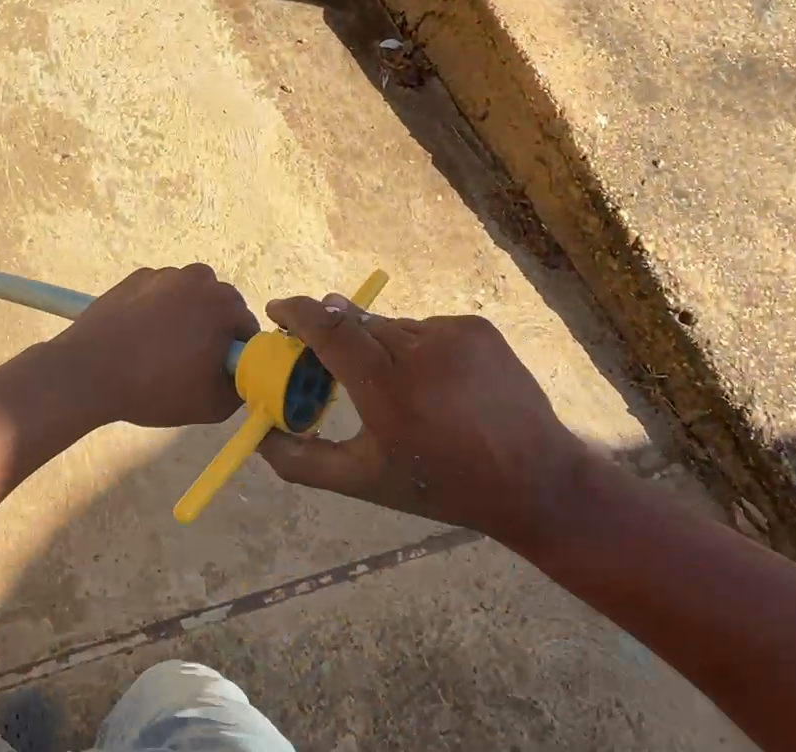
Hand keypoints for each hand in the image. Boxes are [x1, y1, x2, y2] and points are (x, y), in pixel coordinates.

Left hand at [47, 265, 257, 429]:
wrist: (89, 372)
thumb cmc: (155, 388)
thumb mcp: (211, 405)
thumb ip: (240, 389)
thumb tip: (241, 376)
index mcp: (223, 305)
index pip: (246, 329)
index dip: (237, 354)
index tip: (218, 373)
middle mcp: (198, 279)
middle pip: (218, 306)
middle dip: (212, 330)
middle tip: (191, 363)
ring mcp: (163, 275)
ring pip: (188, 297)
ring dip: (185, 316)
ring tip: (162, 349)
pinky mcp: (135, 278)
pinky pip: (159, 293)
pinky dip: (156, 309)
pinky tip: (140, 336)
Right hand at [256, 294, 586, 546]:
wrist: (536, 478)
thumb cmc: (441, 484)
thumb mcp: (363, 482)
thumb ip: (303, 461)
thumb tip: (259, 435)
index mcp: (387, 392)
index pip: (329, 329)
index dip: (297, 313)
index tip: (277, 311)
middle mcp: (418, 352)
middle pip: (355, 325)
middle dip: (335, 338)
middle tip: (331, 366)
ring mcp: (452, 335)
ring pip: (390, 327)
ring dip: (378, 347)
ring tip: (400, 390)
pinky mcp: (476, 328)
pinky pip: (424, 328)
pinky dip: (414, 348)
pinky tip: (434, 384)